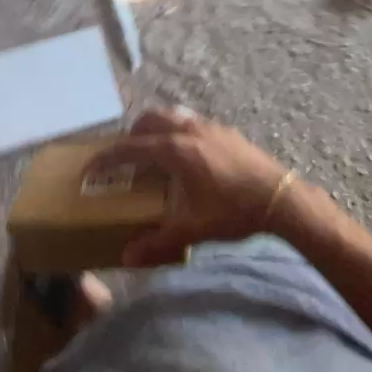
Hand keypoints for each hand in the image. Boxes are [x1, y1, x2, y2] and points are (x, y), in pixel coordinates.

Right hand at [90, 107, 295, 267]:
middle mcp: (188, 130)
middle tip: (124, 158)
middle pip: (148, 120)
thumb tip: (127, 256)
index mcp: (175, 150)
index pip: (130, 148)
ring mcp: (209, 126)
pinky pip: (190, 121)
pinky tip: (187, 154)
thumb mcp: (194, 229)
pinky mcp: (225, 130)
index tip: (90, 167)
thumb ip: (158, 241)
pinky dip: (176, 130)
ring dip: (154, 128)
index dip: (107, 158)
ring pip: (171, 115)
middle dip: (130, 136)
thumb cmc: (234, 211)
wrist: (281, 197)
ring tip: (153, 151)